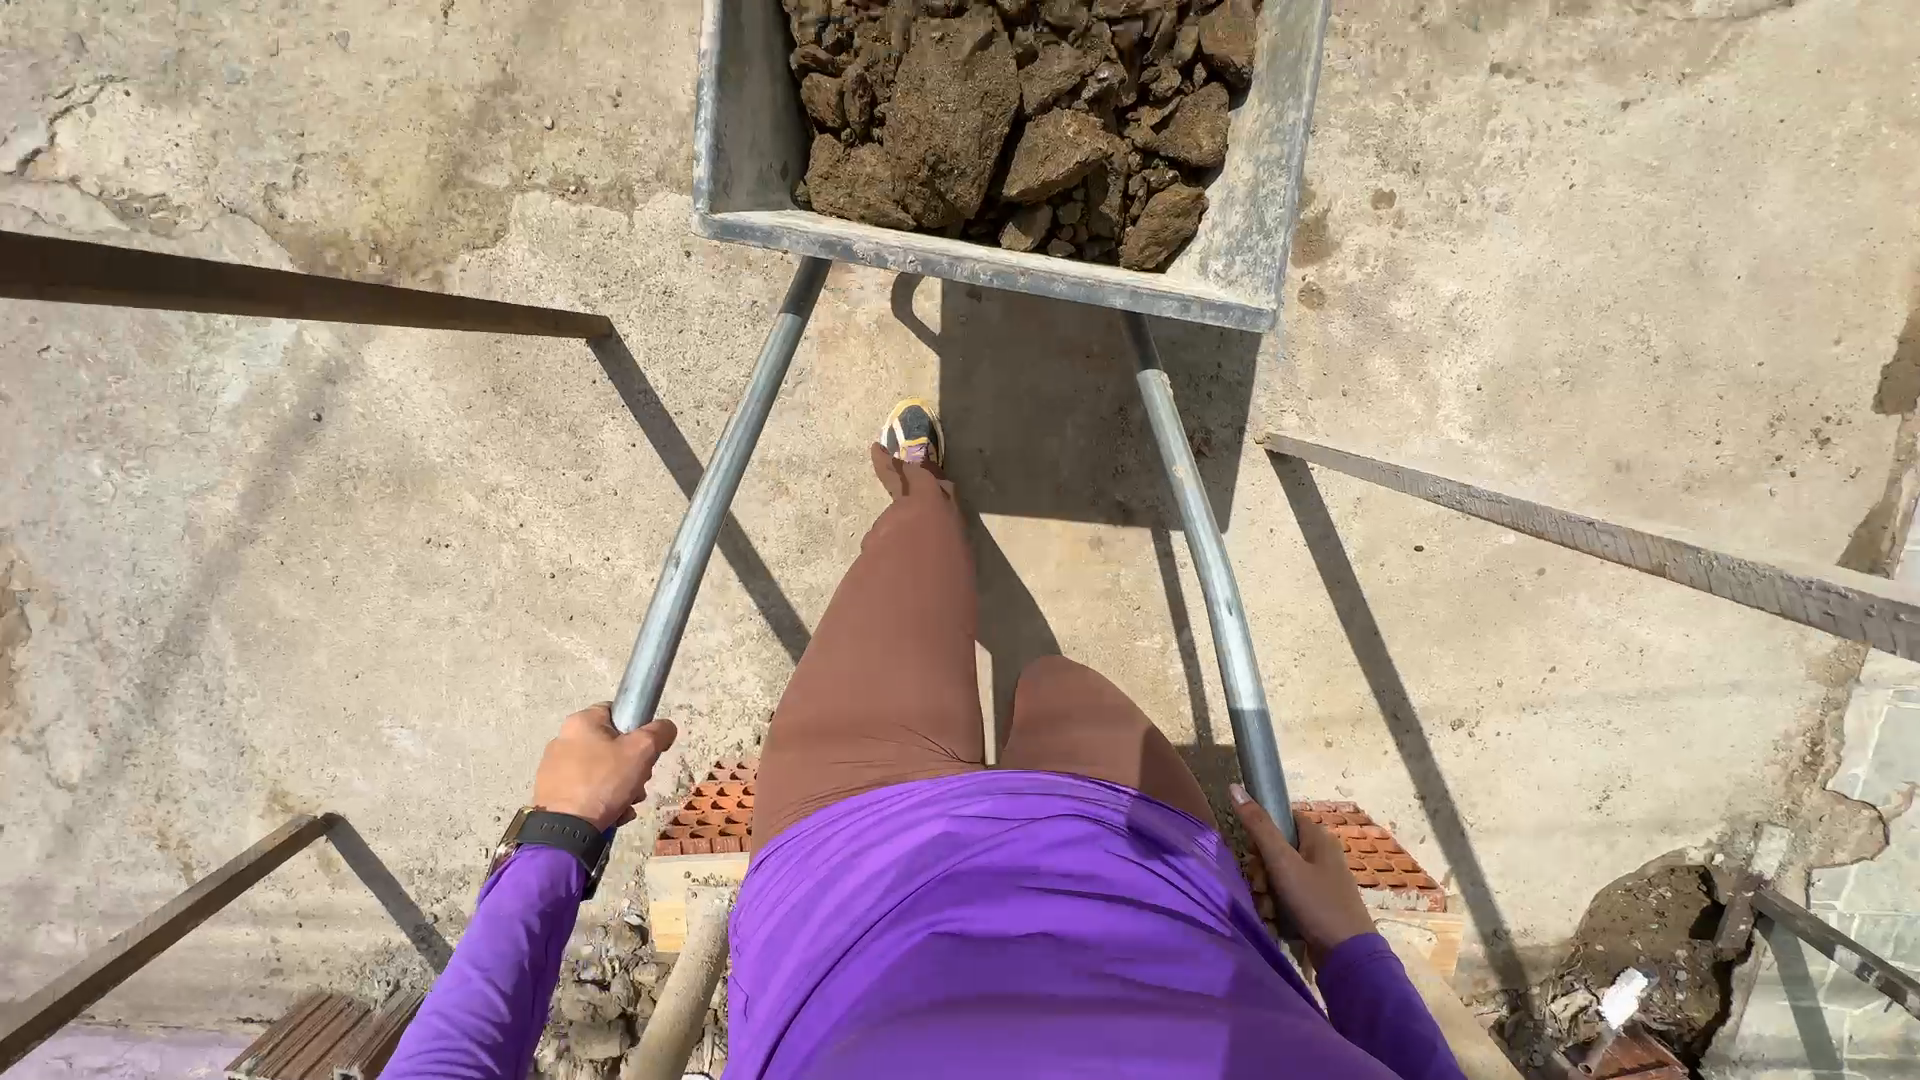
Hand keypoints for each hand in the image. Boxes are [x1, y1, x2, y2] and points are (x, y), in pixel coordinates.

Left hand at [531, 703, 677, 830]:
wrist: (565, 829)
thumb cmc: (604, 781)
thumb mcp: (643, 750)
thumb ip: (660, 731)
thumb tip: (665, 728)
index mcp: (581, 722)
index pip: (617, 711)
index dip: (636, 728)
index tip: (645, 750)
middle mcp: (562, 739)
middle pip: (611, 745)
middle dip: (632, 766)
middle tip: (639, 782)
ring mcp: (553, 768)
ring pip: (600, 770)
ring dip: (620, 787)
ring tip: (626, 804)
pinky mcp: (550, 793)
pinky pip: (586, 790)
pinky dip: (601, 800)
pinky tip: (612, 814)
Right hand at [1230, 783, 1375, 960]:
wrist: (1348, 957)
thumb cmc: (1316, 902)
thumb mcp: (1282, 862)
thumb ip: (1258, 826)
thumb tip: (1234, 787)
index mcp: (1318, 837)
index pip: (1282, 818)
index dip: (1262, 831)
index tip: (1254, 851)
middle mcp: (1321, 855)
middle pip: (1277, 847)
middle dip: (1261, 867)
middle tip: (1260, 883)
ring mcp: (1321, 880)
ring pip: (1280, 873)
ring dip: (1266, 889)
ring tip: (1267, 905)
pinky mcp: (1318, 903)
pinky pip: (1289, 893)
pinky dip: (1278, 903)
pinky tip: (1274, 917)